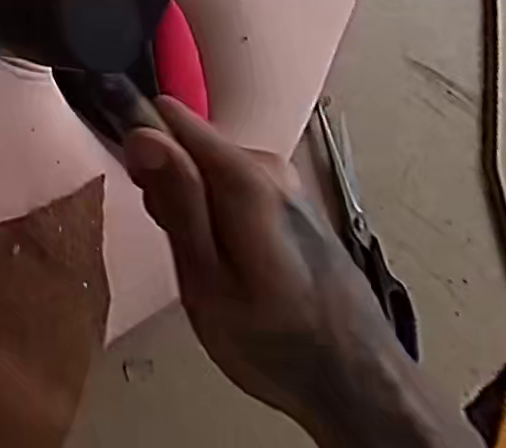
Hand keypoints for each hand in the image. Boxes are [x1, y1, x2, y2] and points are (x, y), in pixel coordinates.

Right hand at [119, 98, 478, 447]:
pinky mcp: (290, 198)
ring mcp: (284, 181)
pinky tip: (227, 254)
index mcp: (245, 176)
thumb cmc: (273, 342)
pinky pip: (227, 180)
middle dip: (166, 178)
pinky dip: (213, 206)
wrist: (364, 391)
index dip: (142, 144)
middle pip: (185, 141)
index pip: (169, 115)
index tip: (141, 188)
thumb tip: (141, 133)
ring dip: (188, 196)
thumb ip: (176, 198)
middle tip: (175, 238)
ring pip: (203, 163)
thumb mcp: (206, 277)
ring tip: (201, 255)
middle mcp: (268, 164)